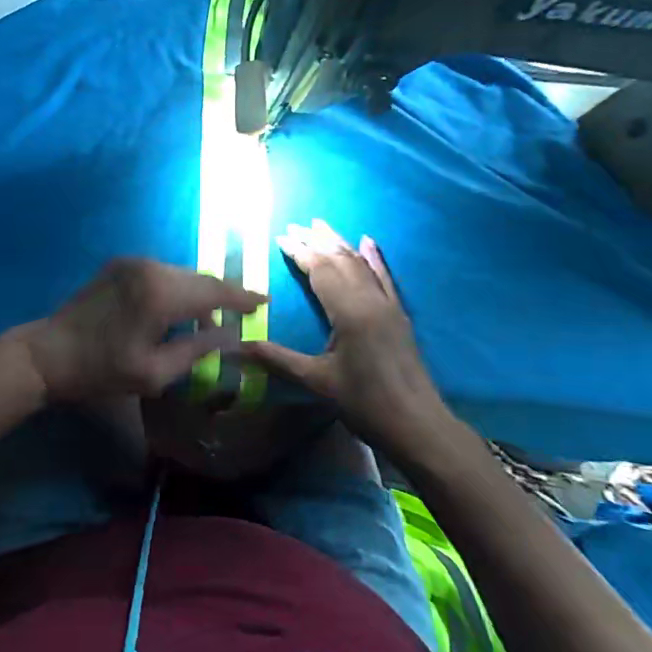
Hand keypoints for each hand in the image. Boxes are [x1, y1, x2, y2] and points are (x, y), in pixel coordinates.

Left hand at [18, 258, 263, 401]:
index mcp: (160, 293)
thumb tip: (231, 334)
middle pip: (198, 278)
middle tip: (237, 314)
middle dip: (220, 296)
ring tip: (205, 320)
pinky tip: (174, 311)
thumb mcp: (155, 373)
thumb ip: (198, 350)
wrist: (47, 353)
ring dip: (195, 293)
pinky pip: (158, 273)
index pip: (214, 290)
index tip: (263, 301)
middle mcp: (149, 268)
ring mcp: (130, 263)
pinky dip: (174, 288)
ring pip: (179, 274)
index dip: (242, 296)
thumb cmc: (101, 370)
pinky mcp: (117, 265)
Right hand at [242, 220, 445, 429]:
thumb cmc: (364, 403)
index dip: (299, 252)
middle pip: (341, 261)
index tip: (280, 237)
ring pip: (361, 265)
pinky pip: (384, 278)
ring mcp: (388, 306)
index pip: (320, 271)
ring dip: (340, 244)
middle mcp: (370, 301)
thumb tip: (234, 348)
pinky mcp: (399, 315)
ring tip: (322, 225)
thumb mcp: (316, 381)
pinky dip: (375, 258)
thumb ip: (276, 359)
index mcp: (349, 312)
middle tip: (295, 225)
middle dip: (317, 241)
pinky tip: (369, 242)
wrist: (417, 425)